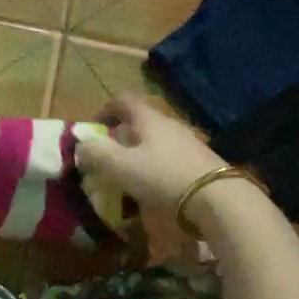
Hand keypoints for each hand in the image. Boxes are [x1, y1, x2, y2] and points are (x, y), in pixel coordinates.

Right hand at [74, 93, 228, 207]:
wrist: (217, 198)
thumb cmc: (163, 176)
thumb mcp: (121, 166)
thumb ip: (96, 153)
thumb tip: (81, 144)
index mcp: (148, 119)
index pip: (123, 100)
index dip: (104, 110)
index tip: (92, 131)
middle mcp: (169, 125)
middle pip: (139, 123)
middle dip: (118, 138)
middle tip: (105, 160)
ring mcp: (187, 143)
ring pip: (153, 142)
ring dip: (136, 156)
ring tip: (125, 179)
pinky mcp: (198, 163)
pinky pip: (168, 159)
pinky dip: (153, 169)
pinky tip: (150, 190)